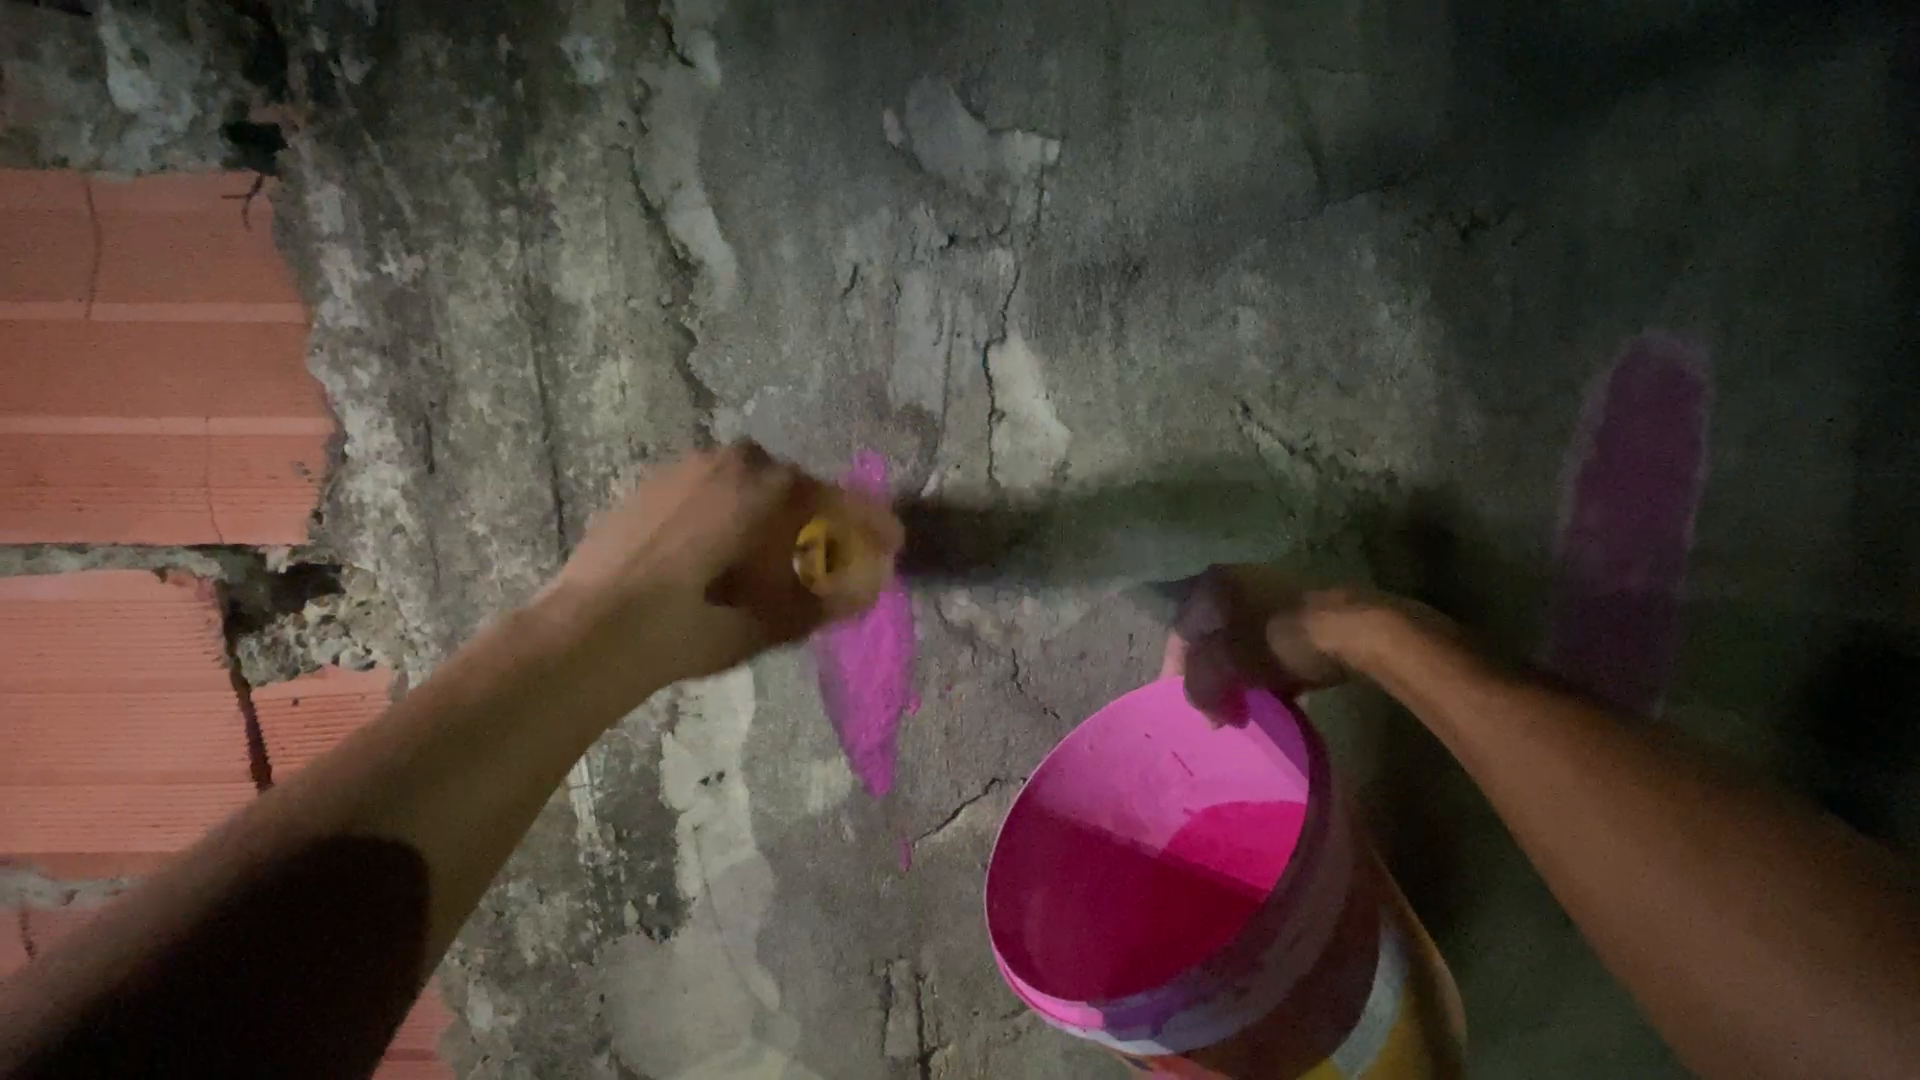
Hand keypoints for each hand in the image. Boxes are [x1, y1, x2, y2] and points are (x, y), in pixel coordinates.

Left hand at [546, 443, 902, 690]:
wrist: (587, 630)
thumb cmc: (687, 627)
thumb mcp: (766, 623)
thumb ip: (822, 603)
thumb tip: (864, 593)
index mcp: (766, 488)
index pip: (835, 500)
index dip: (869, 523)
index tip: (894, 542)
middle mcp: (732, 462)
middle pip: (795, 487)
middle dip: (821, 518)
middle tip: (835, 554)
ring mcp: (687, 467)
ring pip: (752, 485)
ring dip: (776, 514)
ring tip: (781, 554)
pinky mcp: (653, 482)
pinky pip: (715, 489)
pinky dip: (736, 512)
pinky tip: (728, 548)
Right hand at [1171, 567, 1420, 723]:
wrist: (1356, 631)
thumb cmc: (1279, 640)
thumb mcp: (1225, 664)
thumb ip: (1199, 685)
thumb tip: (1204, 708)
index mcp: (1211, 585)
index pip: (1179, 633)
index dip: (1177, 674)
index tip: (1192, 708)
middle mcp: (1236, 582)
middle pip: (1211, 640)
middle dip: (1212, 679)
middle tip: (1219, 712)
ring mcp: (1272, 595)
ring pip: (1241, 645)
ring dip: (1240, 678)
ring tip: (1247, 709)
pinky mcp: (1302, 613)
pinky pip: (1270, 647)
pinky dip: (1267, 672)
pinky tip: (1277, 696)